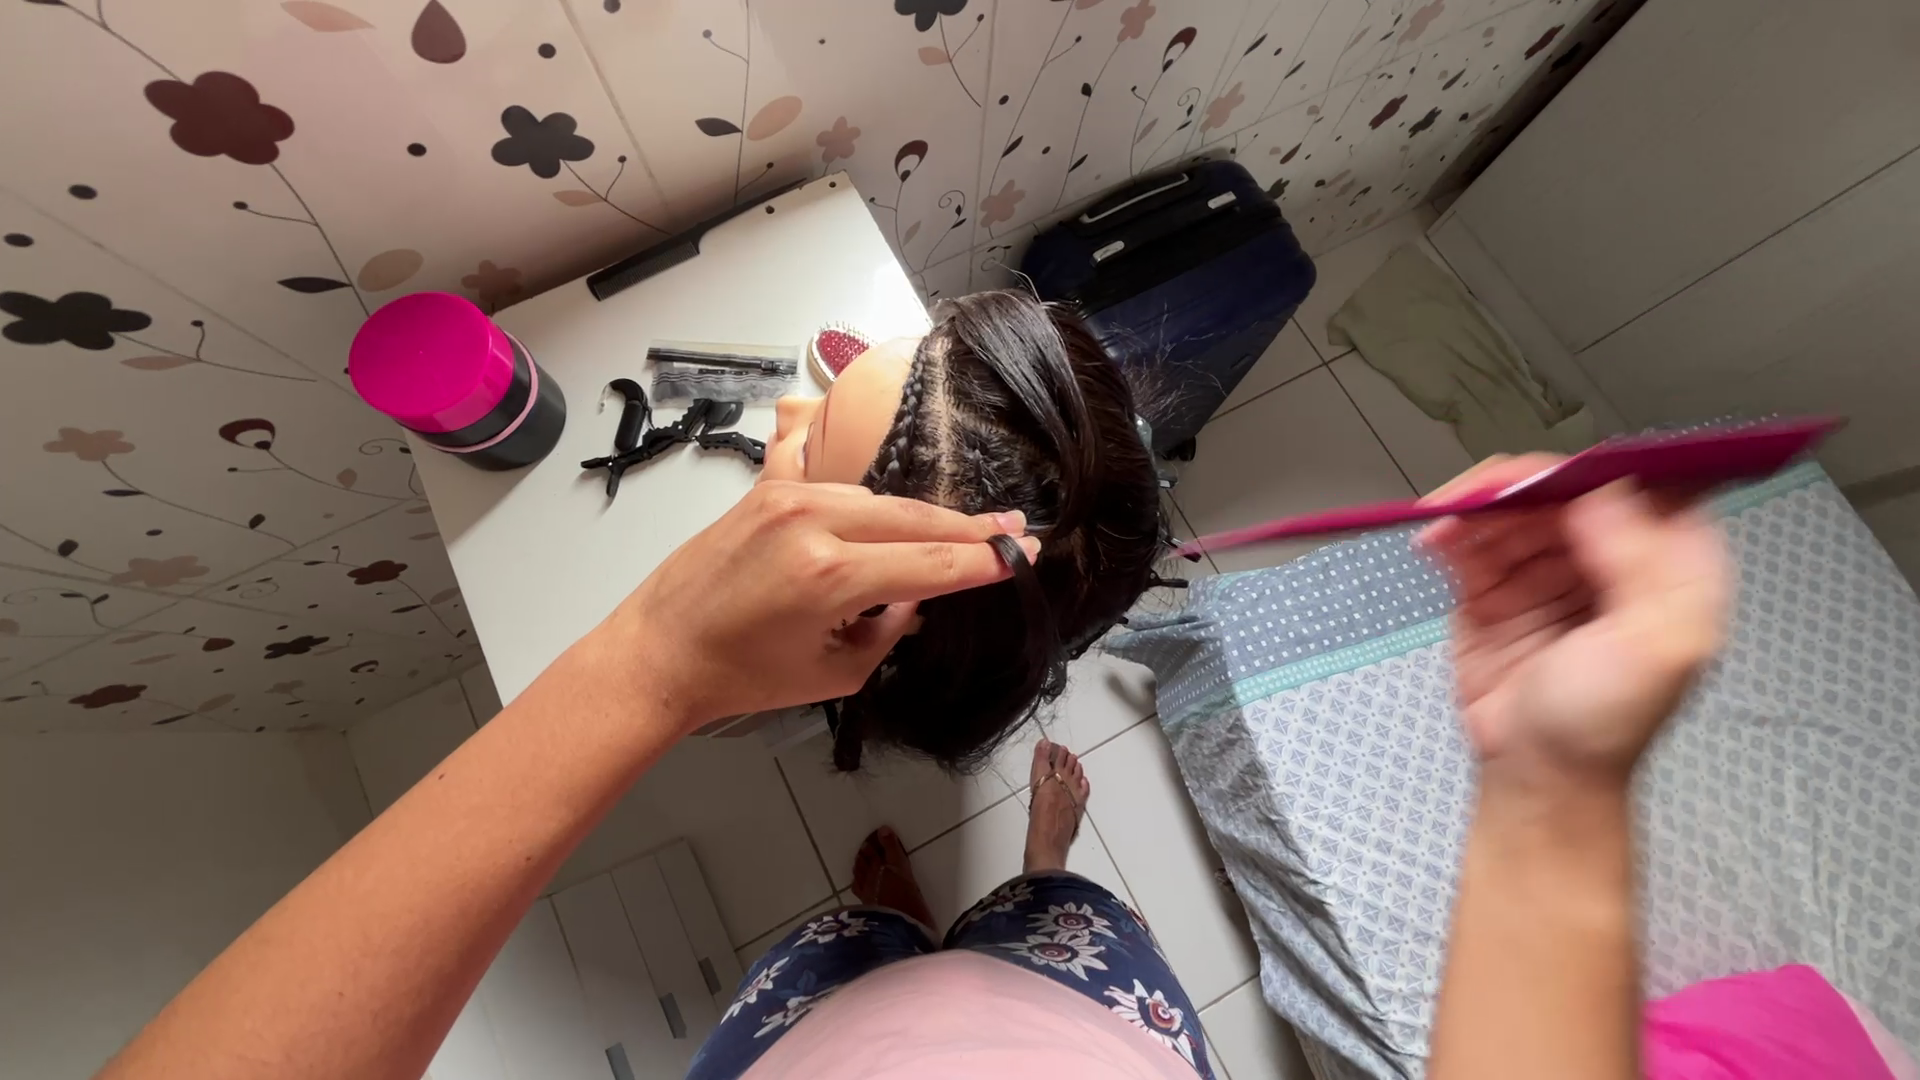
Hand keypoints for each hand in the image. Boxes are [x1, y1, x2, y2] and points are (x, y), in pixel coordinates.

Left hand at [604, 481, 1037, 733]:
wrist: (659, 651)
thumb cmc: (745, 678)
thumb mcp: (836, 674)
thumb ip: (891, 630)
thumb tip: (920, 594)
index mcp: (830, 577)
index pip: (931, 562)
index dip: (983, 559)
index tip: (1022, 552)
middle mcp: (812, 522)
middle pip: (915, 517)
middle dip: (969, 526)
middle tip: (1013, 526)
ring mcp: (787, 496)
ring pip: (881, 499)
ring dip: (921, 517)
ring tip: (960, 529)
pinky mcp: (767, 488)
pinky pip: (839, 486)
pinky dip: (873, 505)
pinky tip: (895, 514)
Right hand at [1419, 455, 1731, 785]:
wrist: (1532, 767)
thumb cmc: (1604, 717)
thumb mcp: (1656, 646)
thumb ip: (1644, 566)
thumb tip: (1601, 492)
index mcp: (1662, 564)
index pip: (1638, 489)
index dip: (1597, 471)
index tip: (1550, 478)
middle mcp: (1601, 557)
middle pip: (1558, 492)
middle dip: (1514, 488)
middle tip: (1472, 498)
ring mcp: (1539, 571)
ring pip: (1505, 511)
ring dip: (1471, 510)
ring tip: (1441, 525)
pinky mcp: (1487, 587)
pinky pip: (1466, 543)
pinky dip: (1445, 534)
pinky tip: (1430, 542)